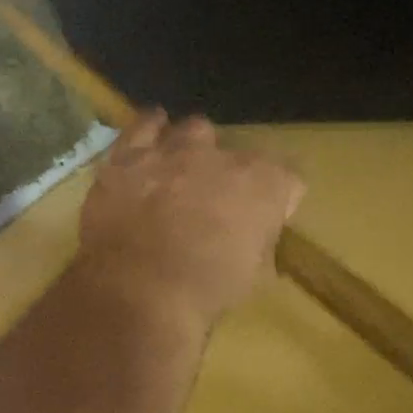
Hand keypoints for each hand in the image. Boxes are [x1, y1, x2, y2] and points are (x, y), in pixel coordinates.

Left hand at [75, 111, 304, 327]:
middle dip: (226, 170)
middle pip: (233, 152)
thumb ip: (257, 237)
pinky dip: (149, 126)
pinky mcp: (126, 157)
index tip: (263, 213)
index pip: (285, 176)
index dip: (274, 195)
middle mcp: (221, 157)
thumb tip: (249, 231)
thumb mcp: (255, 271)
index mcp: (266, 183)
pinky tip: (152, 126)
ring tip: (181, 161)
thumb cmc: (204, 287)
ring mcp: (171, 152)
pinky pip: (141, 128)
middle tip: (210, 195)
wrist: (138, 285)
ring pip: (190, 131)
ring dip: (191, 145)